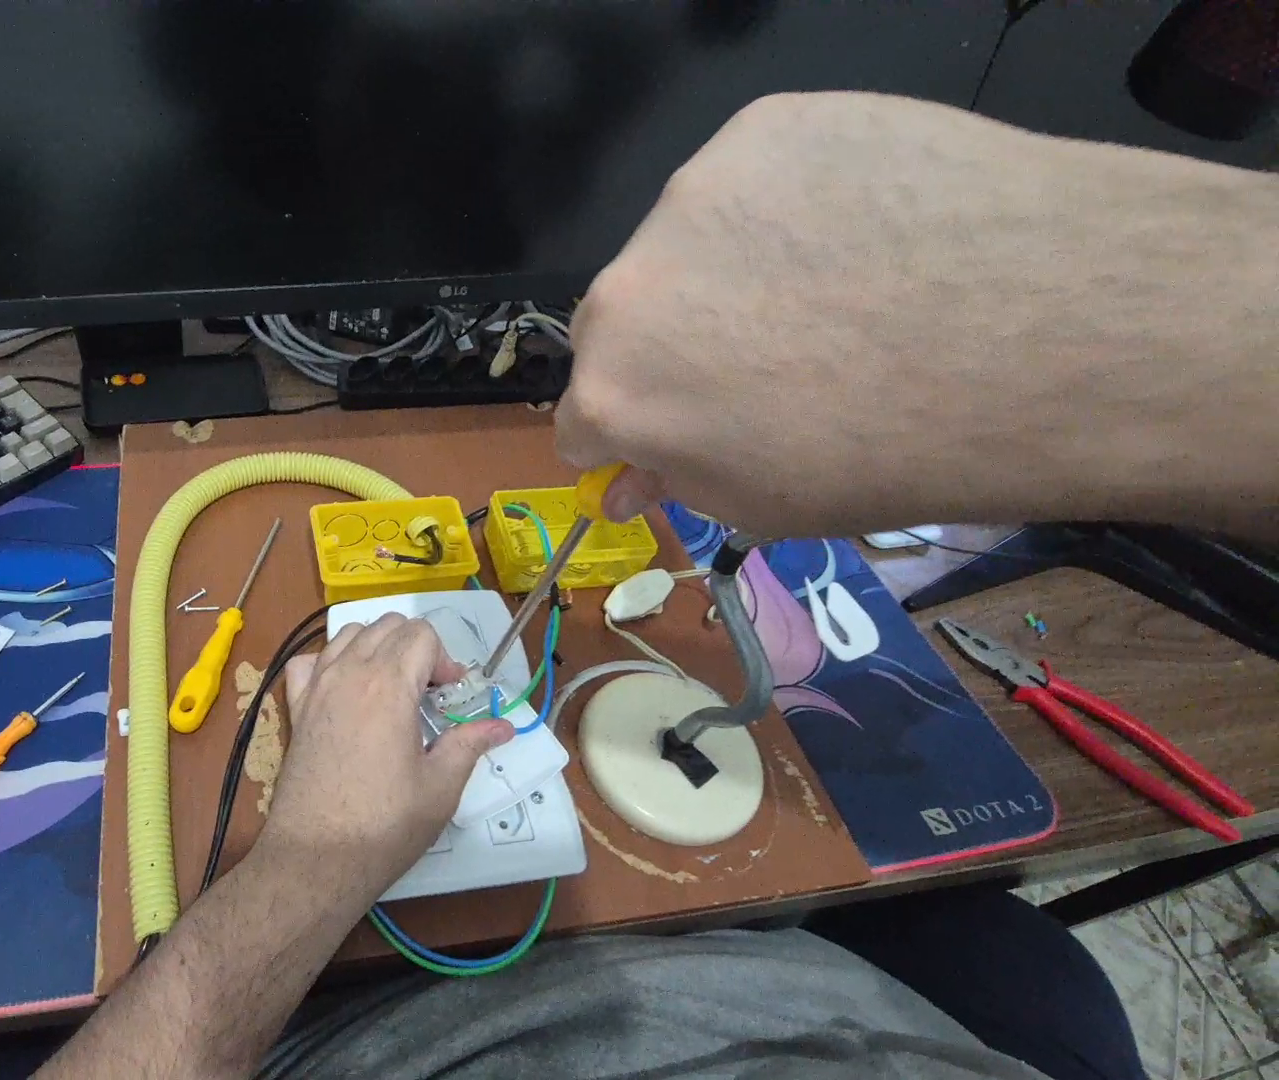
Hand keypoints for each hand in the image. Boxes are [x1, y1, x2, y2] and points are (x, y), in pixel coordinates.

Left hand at [260, 613, 512, 902]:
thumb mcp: (440, 787)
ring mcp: (316, 686)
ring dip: (376, 647)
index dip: (444, 659)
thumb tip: (503, 726)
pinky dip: (330, 662)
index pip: (422, 634)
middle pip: (387, 626)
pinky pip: (309, 661)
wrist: (316, 856)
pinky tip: (345, 691)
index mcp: (389, 684)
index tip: (450, 696)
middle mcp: (349, 672)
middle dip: (416, 647)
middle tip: (428, 692)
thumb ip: (470, 745)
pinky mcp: (296, 707)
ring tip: (392, 687)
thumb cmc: (384, 824)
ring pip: (348, 633)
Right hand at [555, 91, 1275, 538]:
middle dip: (663, 354)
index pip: (577, 419)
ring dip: (713, 277)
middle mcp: (623, 289)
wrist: (1065, 336)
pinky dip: (774, 210)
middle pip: (617, 328)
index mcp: (612, 389)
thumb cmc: (892, 455)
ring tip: (816, 288)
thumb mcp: (759, 504)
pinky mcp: (761, 129)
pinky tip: (849, 228)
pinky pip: (740, 184)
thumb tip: (625, 478)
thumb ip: (671, 482)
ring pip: (674, 251)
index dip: (623, 436)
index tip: (670, 435)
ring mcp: (689, 196)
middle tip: (756, 363)